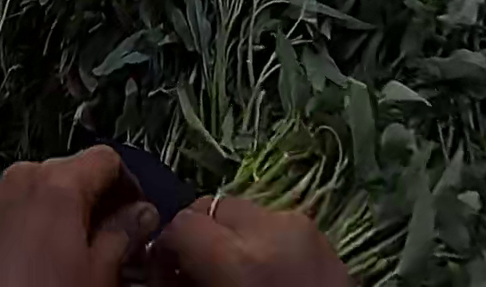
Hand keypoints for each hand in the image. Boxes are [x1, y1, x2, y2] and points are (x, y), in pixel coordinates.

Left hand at [0, 147, 157, 286]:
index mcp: (59, 182)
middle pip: (73, 171)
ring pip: (43, 187)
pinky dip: (31, 220)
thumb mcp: (97, 276)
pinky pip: (16, 204)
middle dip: (94, 200)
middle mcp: (25, 176)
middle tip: (109, 240)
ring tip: (70, 254)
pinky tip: (38, 259)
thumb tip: (141, 215)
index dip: (128, 185)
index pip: (106, 159)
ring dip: (61, 210)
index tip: (136, 212)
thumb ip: (124, 234)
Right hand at [150, 196, 348, 286]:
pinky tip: (264, 275)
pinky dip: (260, 242)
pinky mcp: (321, 235)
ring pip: (242, 210)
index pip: (183, 223)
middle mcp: (271, 228)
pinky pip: (273, 223)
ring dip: (229, 236)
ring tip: (233, 274)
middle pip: (211, 206)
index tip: (164, 269)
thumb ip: (187, 284)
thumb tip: (165, 267)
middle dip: (199, 235)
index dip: (168, 245)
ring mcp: (301, 226)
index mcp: (241, 260)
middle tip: (195, 272)